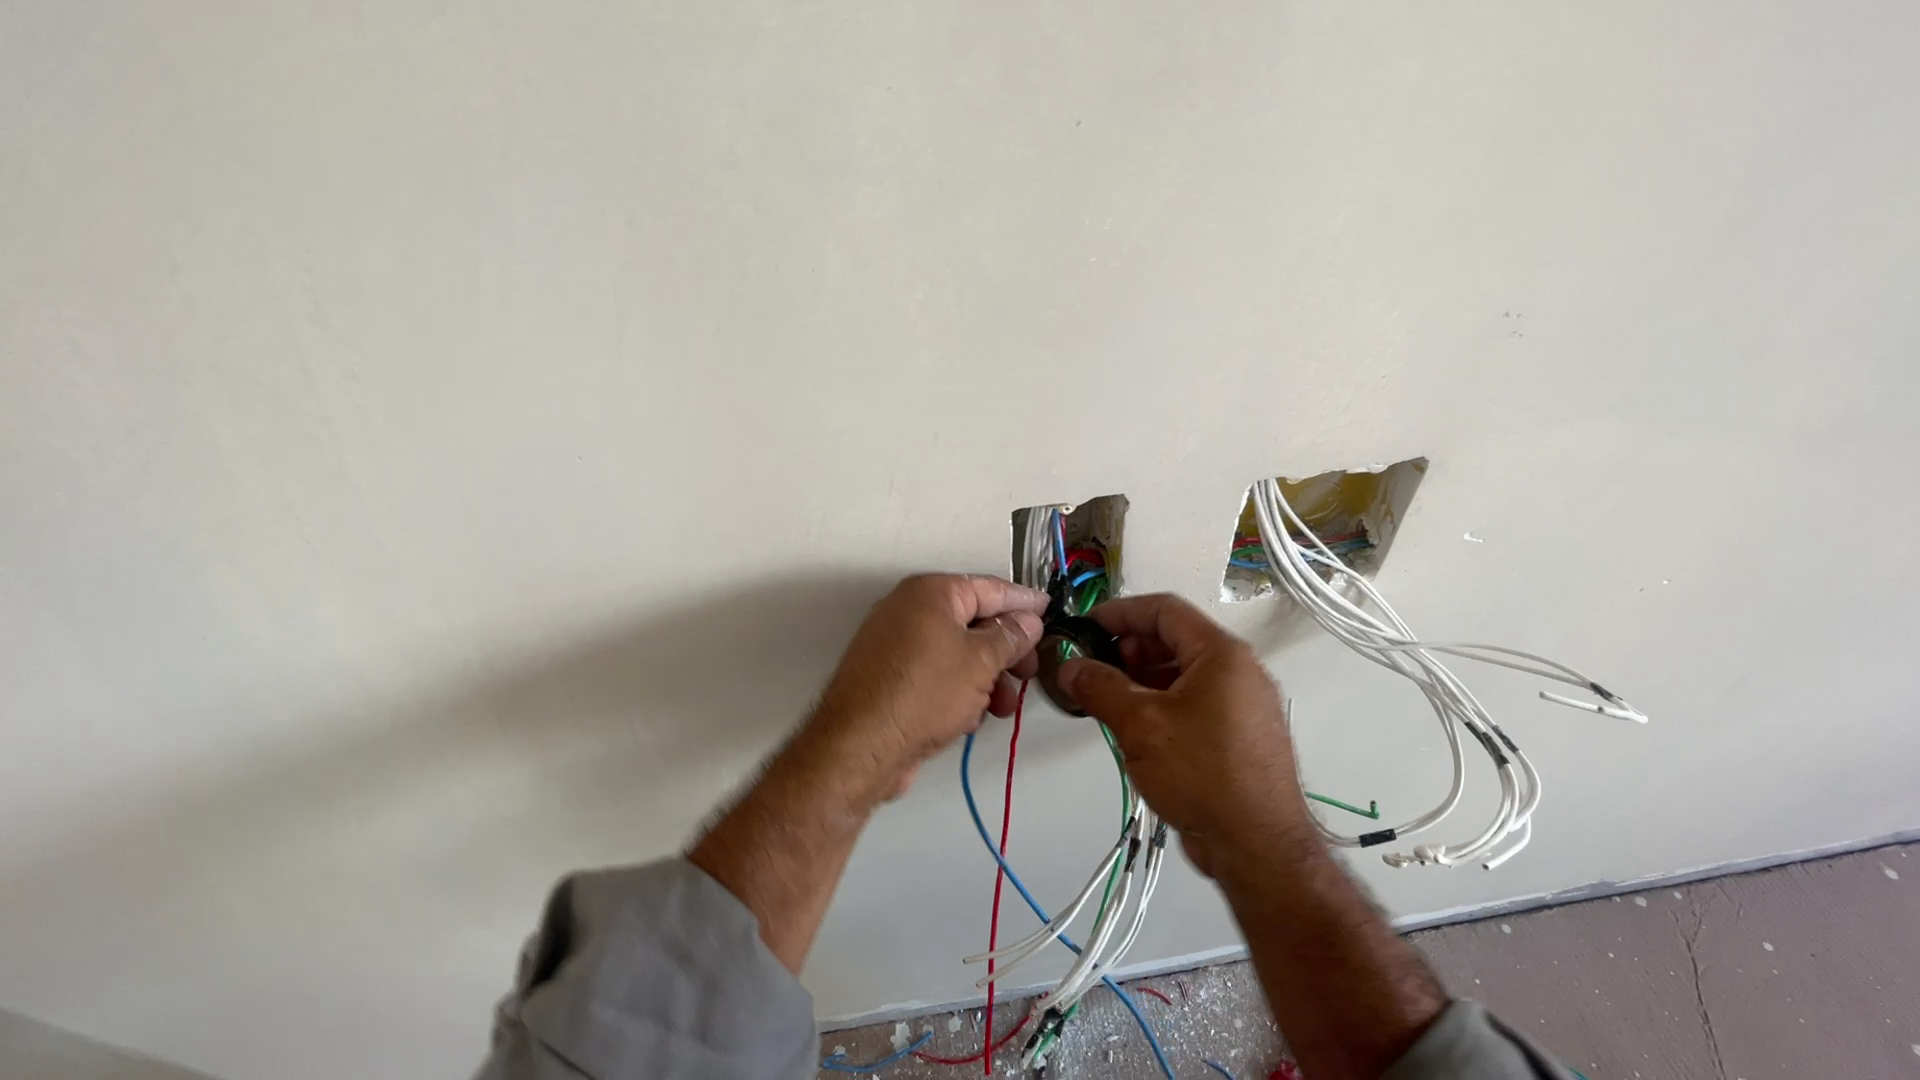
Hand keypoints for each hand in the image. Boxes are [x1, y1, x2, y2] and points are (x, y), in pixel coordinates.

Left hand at [798, 574, 1047, 806]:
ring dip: (986, 678)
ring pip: (956, 653)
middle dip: (1006, 651)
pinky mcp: (889, 678)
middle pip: (973, 623)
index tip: (1049, 610)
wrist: (860, 746)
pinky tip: (970, 717)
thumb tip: (1028, 621)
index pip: (989, 588)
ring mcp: (894, 645)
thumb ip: (1010, 637)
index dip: (1023, 601)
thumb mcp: (981, 662)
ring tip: (1001, 708)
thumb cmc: (924, 693)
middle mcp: (908, 610)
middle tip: (1028, 674)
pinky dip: (958, 690)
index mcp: (930, 593)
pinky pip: (935, 674)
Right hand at [1058, 593, 1309, 876]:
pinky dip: (1161, 704)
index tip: (1086, 627)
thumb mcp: (1140, 725)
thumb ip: (1100, 687)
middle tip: (1091, 670)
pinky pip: (1194, 703)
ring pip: (1182, 674)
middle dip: (1127, 650)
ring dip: (1140, 680)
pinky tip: (1134, 728)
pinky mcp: (1240, 736)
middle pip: (1174, 640)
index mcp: (1222, 654)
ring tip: (1106, 701)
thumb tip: (1070, 668)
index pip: (1165, 610)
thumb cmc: (1203, 775)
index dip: (1120, 613)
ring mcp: (1243, 705)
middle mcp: (1239, 671)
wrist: (1258, 847)